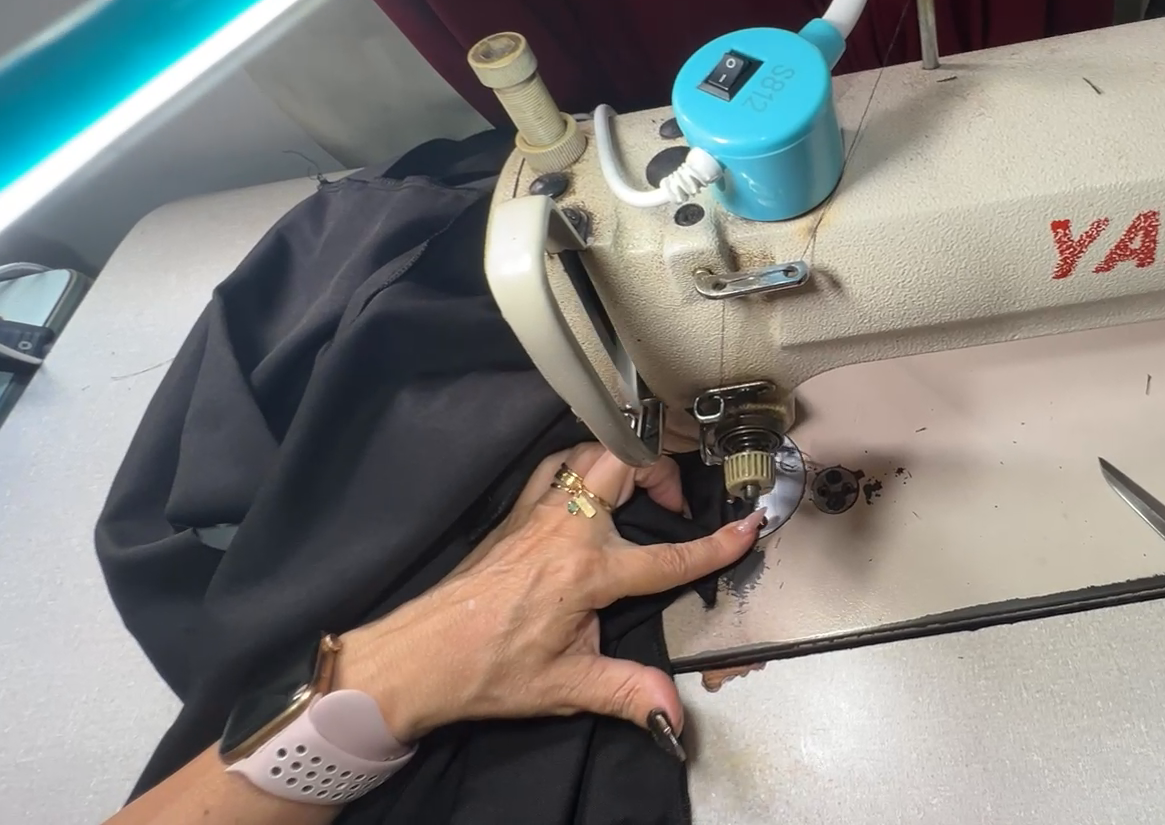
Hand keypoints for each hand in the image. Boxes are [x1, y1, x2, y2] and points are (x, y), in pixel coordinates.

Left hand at [336, 444, 760, 753]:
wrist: (415, 658)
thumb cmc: (491, 670)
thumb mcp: (564, 685)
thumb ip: (625, 690)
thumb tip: (673, 714)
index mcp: (588, 570)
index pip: (668, 556)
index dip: (715, 546)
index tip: (749, 528)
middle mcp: (568, 527)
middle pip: (627, 464)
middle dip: (663, 470)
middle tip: (673, 504)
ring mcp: (540, 512)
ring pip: (592, 452)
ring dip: (625, 460)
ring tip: (638, 489)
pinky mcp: (517, 511)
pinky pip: (556, 464)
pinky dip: (581, 461)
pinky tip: (587, 482)